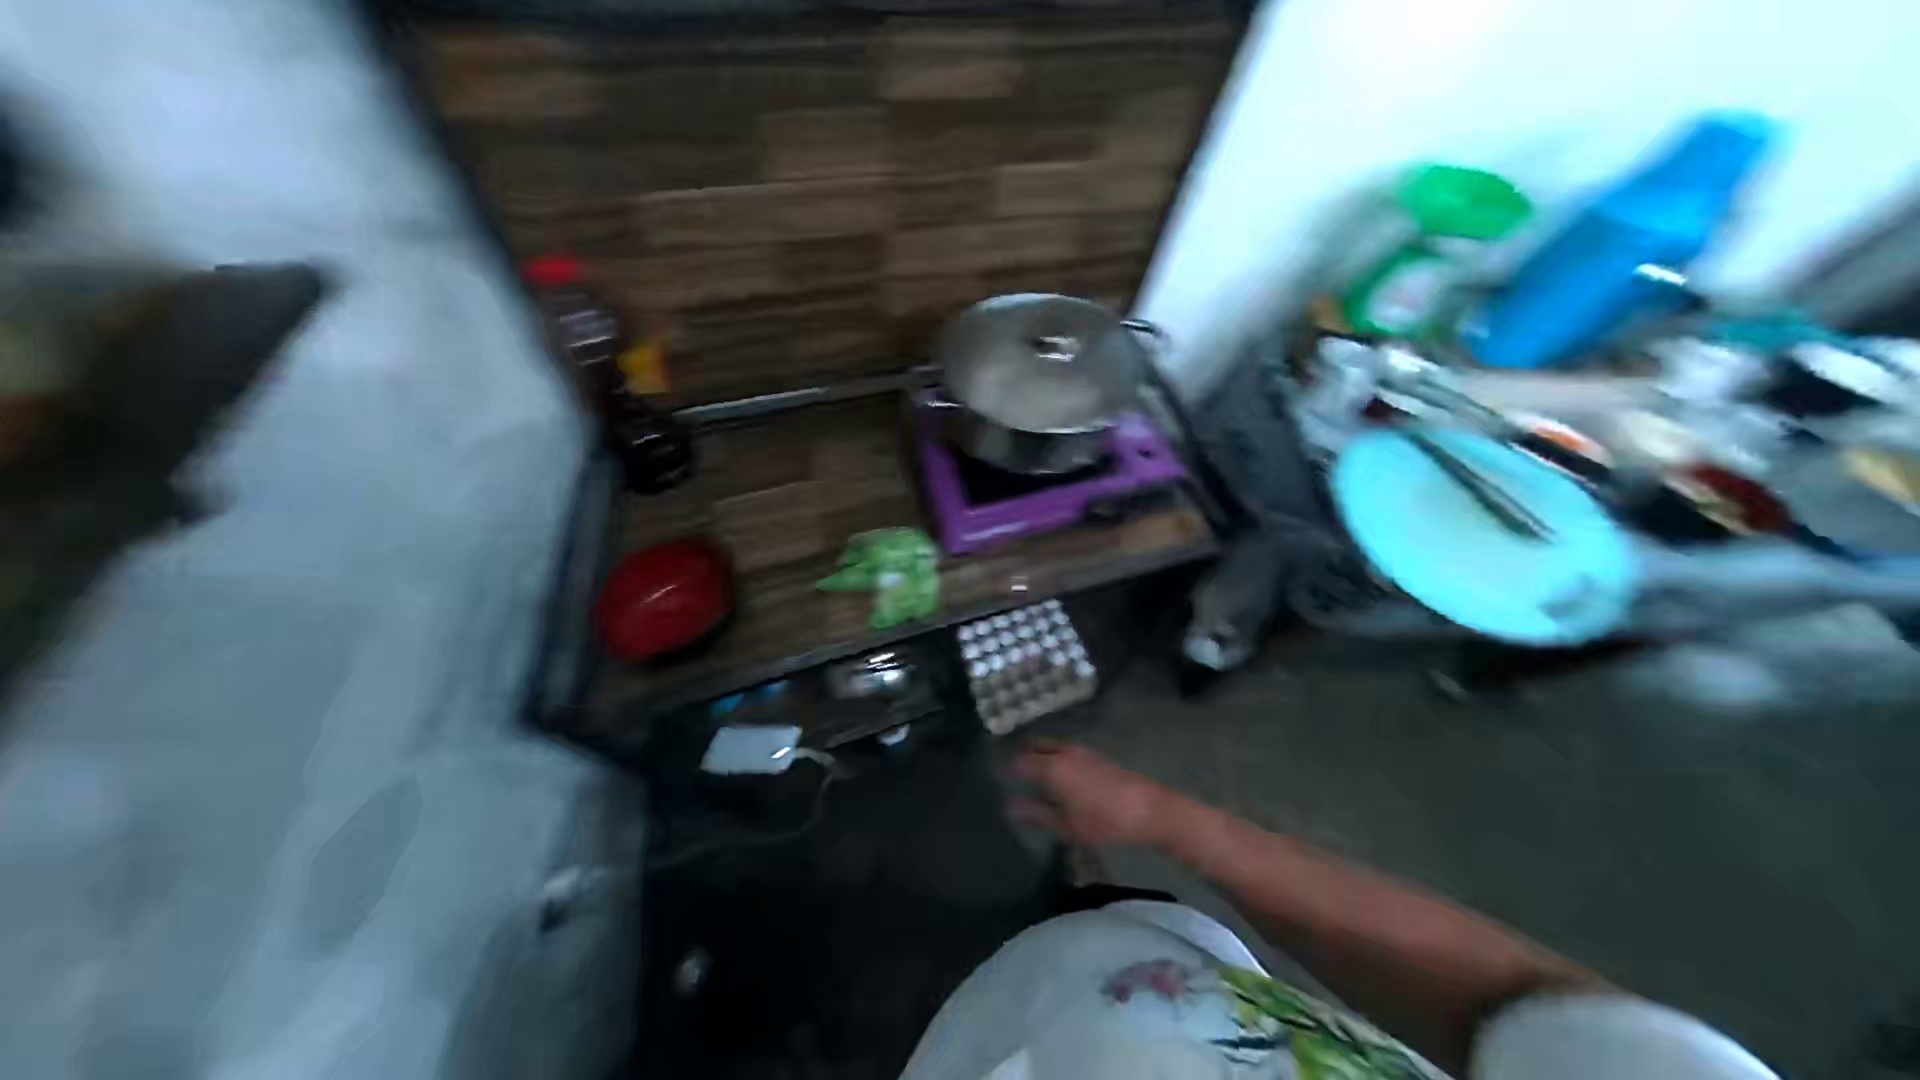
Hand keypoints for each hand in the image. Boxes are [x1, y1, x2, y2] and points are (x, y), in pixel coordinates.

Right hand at [1007, 739, 1179, 847]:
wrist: (1148, 809)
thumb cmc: (1103, 820)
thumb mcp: (1066, 824)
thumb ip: (1036, 813)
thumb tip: (1009, 806)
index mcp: (1051, 767)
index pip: (1020, 761)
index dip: (1008, 769)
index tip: (999, 777)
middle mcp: (1063, 751)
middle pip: (1035, 746)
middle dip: (1022, 754)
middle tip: (1013, 771)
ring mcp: (1081, 750)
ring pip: (1051, 745)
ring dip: (1040, 753)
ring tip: (1034, 774)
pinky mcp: (1095, 755)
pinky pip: (1065, 749)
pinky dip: (1055, 755)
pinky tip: (1060, 775)